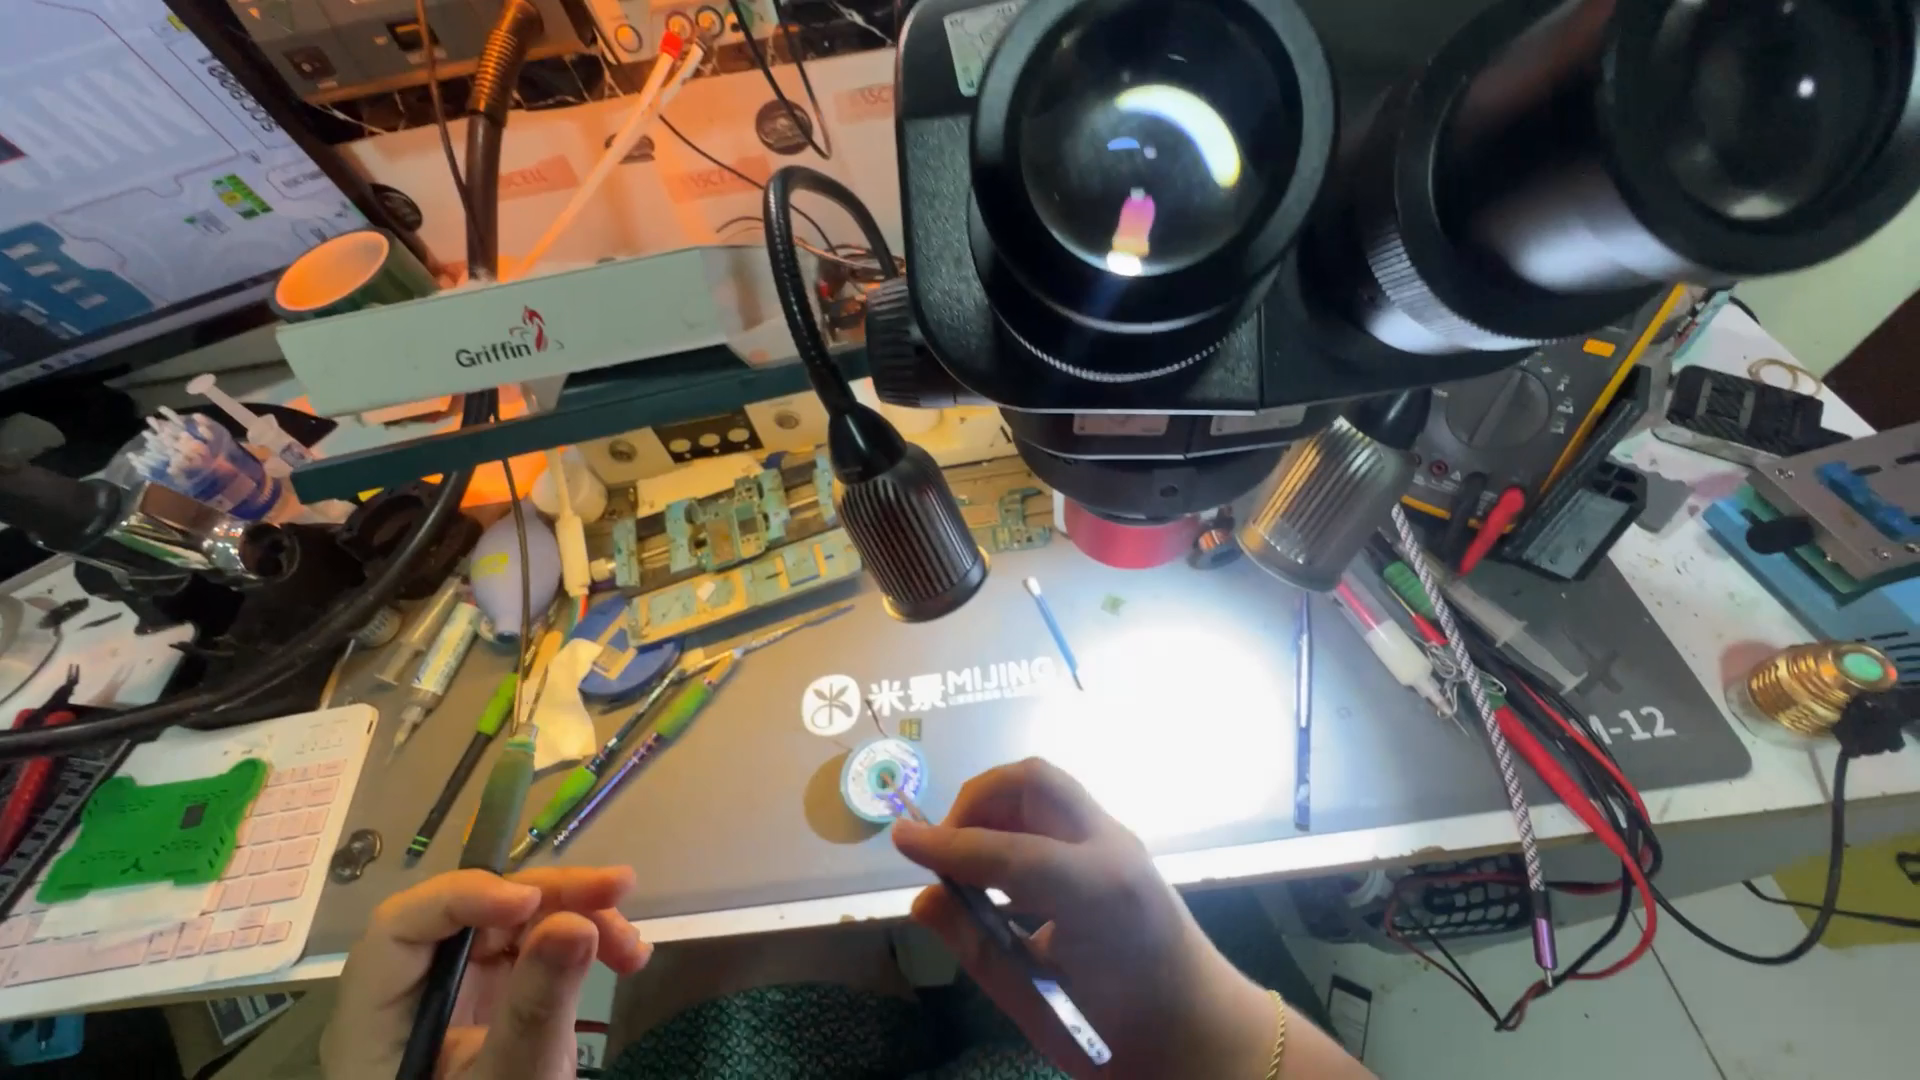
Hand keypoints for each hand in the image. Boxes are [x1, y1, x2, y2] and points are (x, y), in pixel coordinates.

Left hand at [322, 866, 650, 1079]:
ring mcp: (460, 990)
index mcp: (378, 1022)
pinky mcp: (500, 994)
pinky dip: (587, 940)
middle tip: (618, 890)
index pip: (403, 928)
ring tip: (632, 947)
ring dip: (584, 916)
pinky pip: (544, 943)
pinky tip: (628, 956)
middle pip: (477, 913)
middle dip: (552, 896)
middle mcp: (416, 991)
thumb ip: (535, 1008)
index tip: (534, 904)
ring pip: (520, 920)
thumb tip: (575, 922)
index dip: (465, 899)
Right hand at [893, 759, 1369, 1079]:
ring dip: (998, 807)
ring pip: (1047, 787)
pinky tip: (1002, 870)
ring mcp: (1120, 841)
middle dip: (979, 798)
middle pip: (1034, 780)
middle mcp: (1112, 849)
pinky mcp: (1118, 845)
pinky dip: (1018, 823)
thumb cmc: (1119, 1034)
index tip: (900, 838)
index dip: (945, 844)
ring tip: (970, 857)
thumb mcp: (1038, 1006)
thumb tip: (923, 899)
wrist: (1200, 1036)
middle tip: (948, 844)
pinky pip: (1056, 811)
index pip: (1005, 851)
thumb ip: (975, 948)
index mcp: (1097, 893)